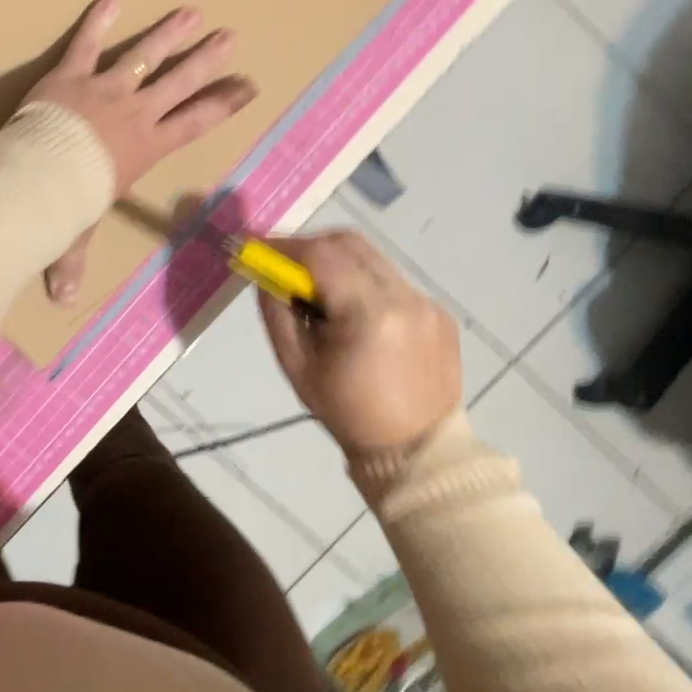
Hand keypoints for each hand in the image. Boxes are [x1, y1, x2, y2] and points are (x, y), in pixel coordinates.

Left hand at [26, 0, 257, 302]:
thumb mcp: (73, 234)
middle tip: (229, 37)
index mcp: (144, 148)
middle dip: (206, 59)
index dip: (222, 104)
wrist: (38, 175)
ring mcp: (105, 90)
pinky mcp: (72, 74)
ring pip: (143, 57)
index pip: (194, 124)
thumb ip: (69, 262)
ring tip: (189, 13)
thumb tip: (61, 301)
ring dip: (167, 34)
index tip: (248, 87)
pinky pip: (86, 44)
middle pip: (179, 82)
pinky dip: (96, 22)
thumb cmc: (64, 205)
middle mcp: (134, 114)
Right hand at [255, 231, 460, 454]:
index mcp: (369, 313)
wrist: (414, 448)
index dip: (280, 246)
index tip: (253, 249)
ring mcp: (426, 302)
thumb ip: (276, 310)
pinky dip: (360, 282)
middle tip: (280, 264)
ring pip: (371, 258)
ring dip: (334, 262)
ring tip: (313, 291)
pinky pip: (390, 280)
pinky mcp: (438, 311)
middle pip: (348, 243)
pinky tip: (348, 313)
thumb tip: (265, 273)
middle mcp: (404, 297)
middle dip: (307, 246)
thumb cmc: (345, 409)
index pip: (319, 255)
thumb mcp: (294, 362)